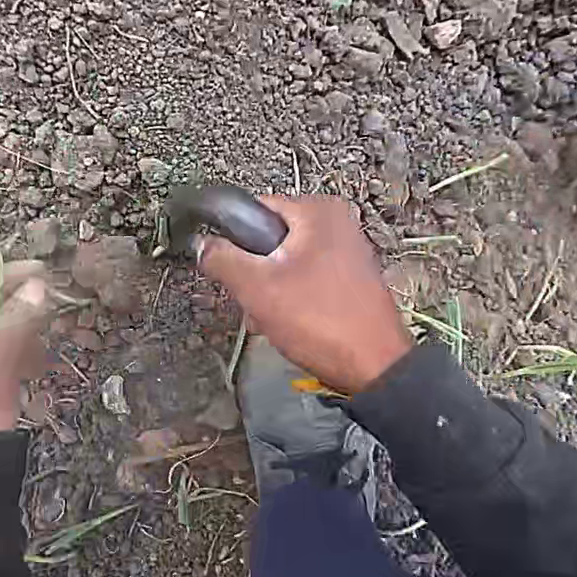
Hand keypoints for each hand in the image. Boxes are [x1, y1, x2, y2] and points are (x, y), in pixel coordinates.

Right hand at [195, 195, 411, 392]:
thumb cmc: (320, 321)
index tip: (231, 272)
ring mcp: (347, 250)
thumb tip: (202, 244)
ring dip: (270, 291)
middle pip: (271, 240)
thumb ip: (222, 259)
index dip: (236, 241)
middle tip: (254, 302)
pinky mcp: (351, 278)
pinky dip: (293, 298)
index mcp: (318, 210)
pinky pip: (307, 278)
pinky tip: (289, 324)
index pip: (256, 210)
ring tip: (269, 318)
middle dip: (254, 273)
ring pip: (287, 263)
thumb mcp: (257, 287)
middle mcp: (337, 222)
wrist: (374, 366)